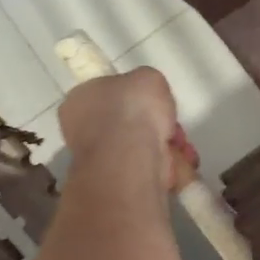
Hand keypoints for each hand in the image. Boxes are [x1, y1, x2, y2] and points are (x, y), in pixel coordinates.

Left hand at [56, 68, 198, 190]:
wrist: (130, 155)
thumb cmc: (132, 108)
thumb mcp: (147, 77)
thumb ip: (146, 84)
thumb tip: (146, 96)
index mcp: (79, 100)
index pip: (107, 95)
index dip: (135, 97)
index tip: (154, 102)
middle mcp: (82, 130)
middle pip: (128, 124)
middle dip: (156, 126)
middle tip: (172, 125)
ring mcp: (99, 159)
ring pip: (142, 148)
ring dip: (166, 147)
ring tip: (180, 146)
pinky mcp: (118, 182)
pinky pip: (149, 169)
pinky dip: (167, 166)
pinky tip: (177, 162)